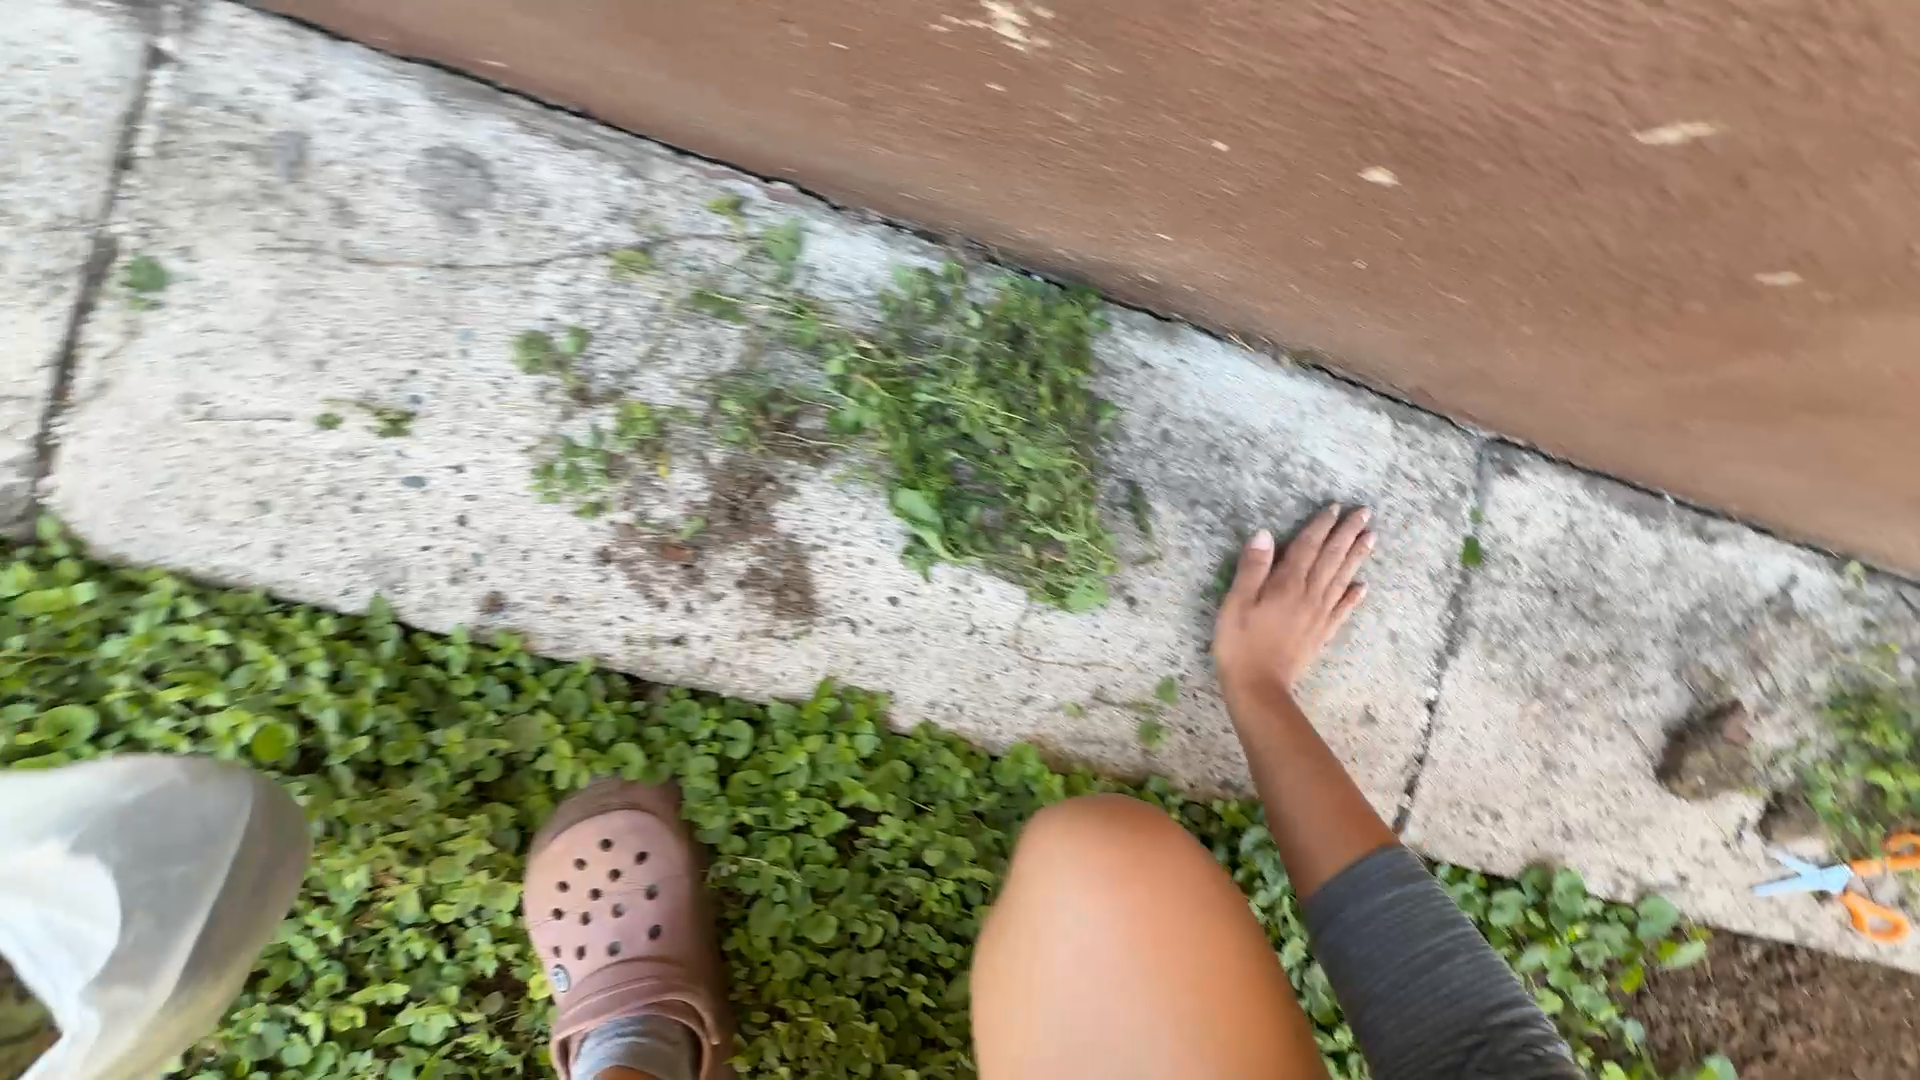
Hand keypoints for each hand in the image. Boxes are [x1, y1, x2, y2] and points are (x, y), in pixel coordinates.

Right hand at [1214, 504, 1372, 702]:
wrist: (1258, 686)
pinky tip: (1363, 586)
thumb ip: (1252, 568)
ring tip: (1371, 538)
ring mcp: (1319, 616)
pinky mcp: (1321, 633)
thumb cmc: (1239, 643)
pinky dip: (1354, 596)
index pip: (1307, 547)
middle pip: (1332, 559)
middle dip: (1347, 534)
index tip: (1335, 507)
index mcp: (1287, 585)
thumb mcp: (1236, 603)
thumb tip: (1264, 534)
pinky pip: (1342, 609)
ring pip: (1342, 579)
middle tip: (1364, 513)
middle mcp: (1309, 595)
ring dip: (1357, 557)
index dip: (1320, 526)